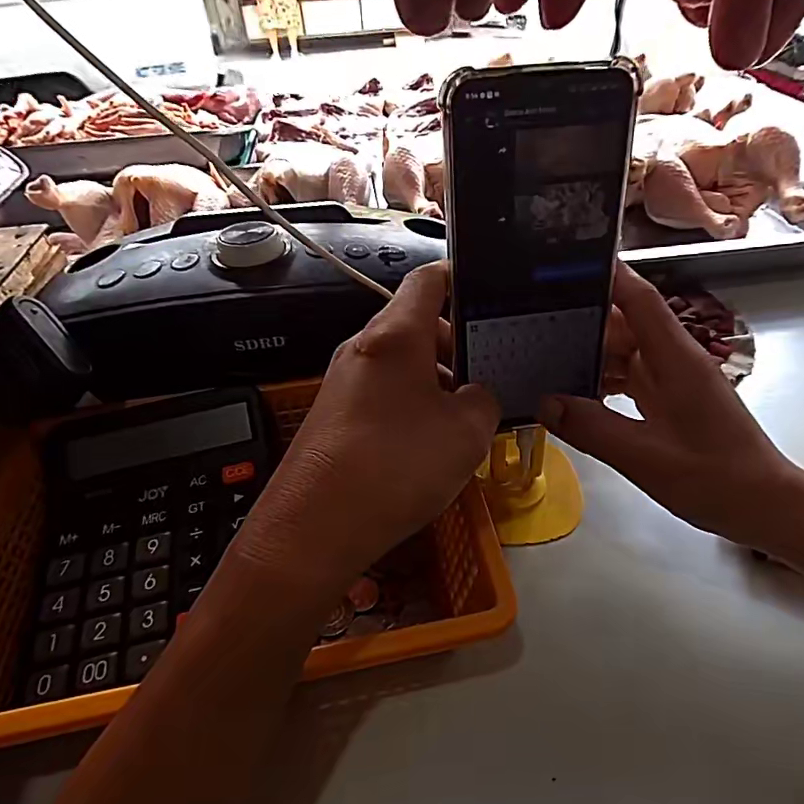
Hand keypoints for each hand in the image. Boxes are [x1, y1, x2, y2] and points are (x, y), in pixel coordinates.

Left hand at [232, 262, 499, 593]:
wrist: (317, 525)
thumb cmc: (393, 467)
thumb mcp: (467, 432)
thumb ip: (484, 401)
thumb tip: (476, 396)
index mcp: (395, 335)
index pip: (428, 280)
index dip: (459, 278)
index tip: (484, 290)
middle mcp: (361, 349)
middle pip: (415, 326)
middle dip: (455, 347)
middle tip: (487, 377)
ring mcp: (343, 383)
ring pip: (399, 365)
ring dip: (434, 383)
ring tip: (463, 420)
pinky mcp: (334, 417)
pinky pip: (381, 396)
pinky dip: (409, 407)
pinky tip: (428, 445)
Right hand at [539, 263, 803, 555]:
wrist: (765, 506)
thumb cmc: (717, 479)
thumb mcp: (644, 457)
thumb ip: (592, 428)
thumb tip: (546, 402)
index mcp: (676, 360)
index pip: (639, 299)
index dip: (607, 275)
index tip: (567, 261)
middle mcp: (675, 362)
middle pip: (624, 325)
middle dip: (582, 319)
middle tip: (533, 321)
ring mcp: (674, 382)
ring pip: (624, 353)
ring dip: (589, 353)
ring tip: (544, 356)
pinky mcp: (671, 402)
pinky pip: (629, 379)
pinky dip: (601, 380)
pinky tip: (574, 393)